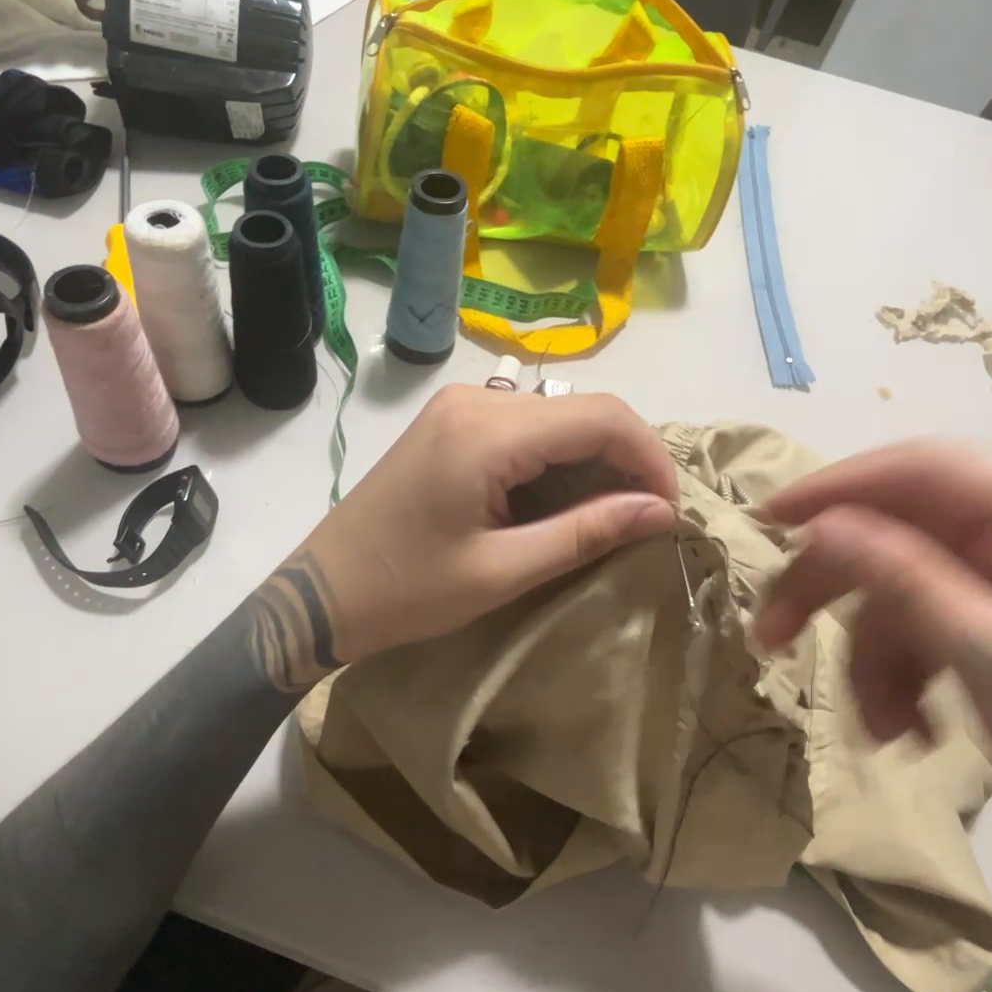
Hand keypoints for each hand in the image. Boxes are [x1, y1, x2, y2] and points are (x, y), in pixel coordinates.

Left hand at [251, 385, 676, 689]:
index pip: (601, 417)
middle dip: (626, 460)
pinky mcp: (448, 424)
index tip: (669, 512)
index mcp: (487, 431)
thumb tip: (661, 511)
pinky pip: (523, 427)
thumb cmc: (406, 592)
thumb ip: (586, 533)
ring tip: (610, 517)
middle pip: (582, 410)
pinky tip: (562, 501)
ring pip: (556, 416)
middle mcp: (474, 400)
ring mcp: (457, 407)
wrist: (322, 592)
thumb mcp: (502, 571)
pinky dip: (556, 459)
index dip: (649, 459)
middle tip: (646, 520)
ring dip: (592, 460)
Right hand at [748, 442, 991, 845]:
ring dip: (873, 653)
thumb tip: (820, 524)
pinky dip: (904, 671)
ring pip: (907, 587)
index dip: (839, 488)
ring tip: (876, 724)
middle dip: (837, 590)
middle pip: (905, 532)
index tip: (767, 522)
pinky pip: (931, 624)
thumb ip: (905, 581)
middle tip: (771, 636)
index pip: (929, 470)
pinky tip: (906, 727)